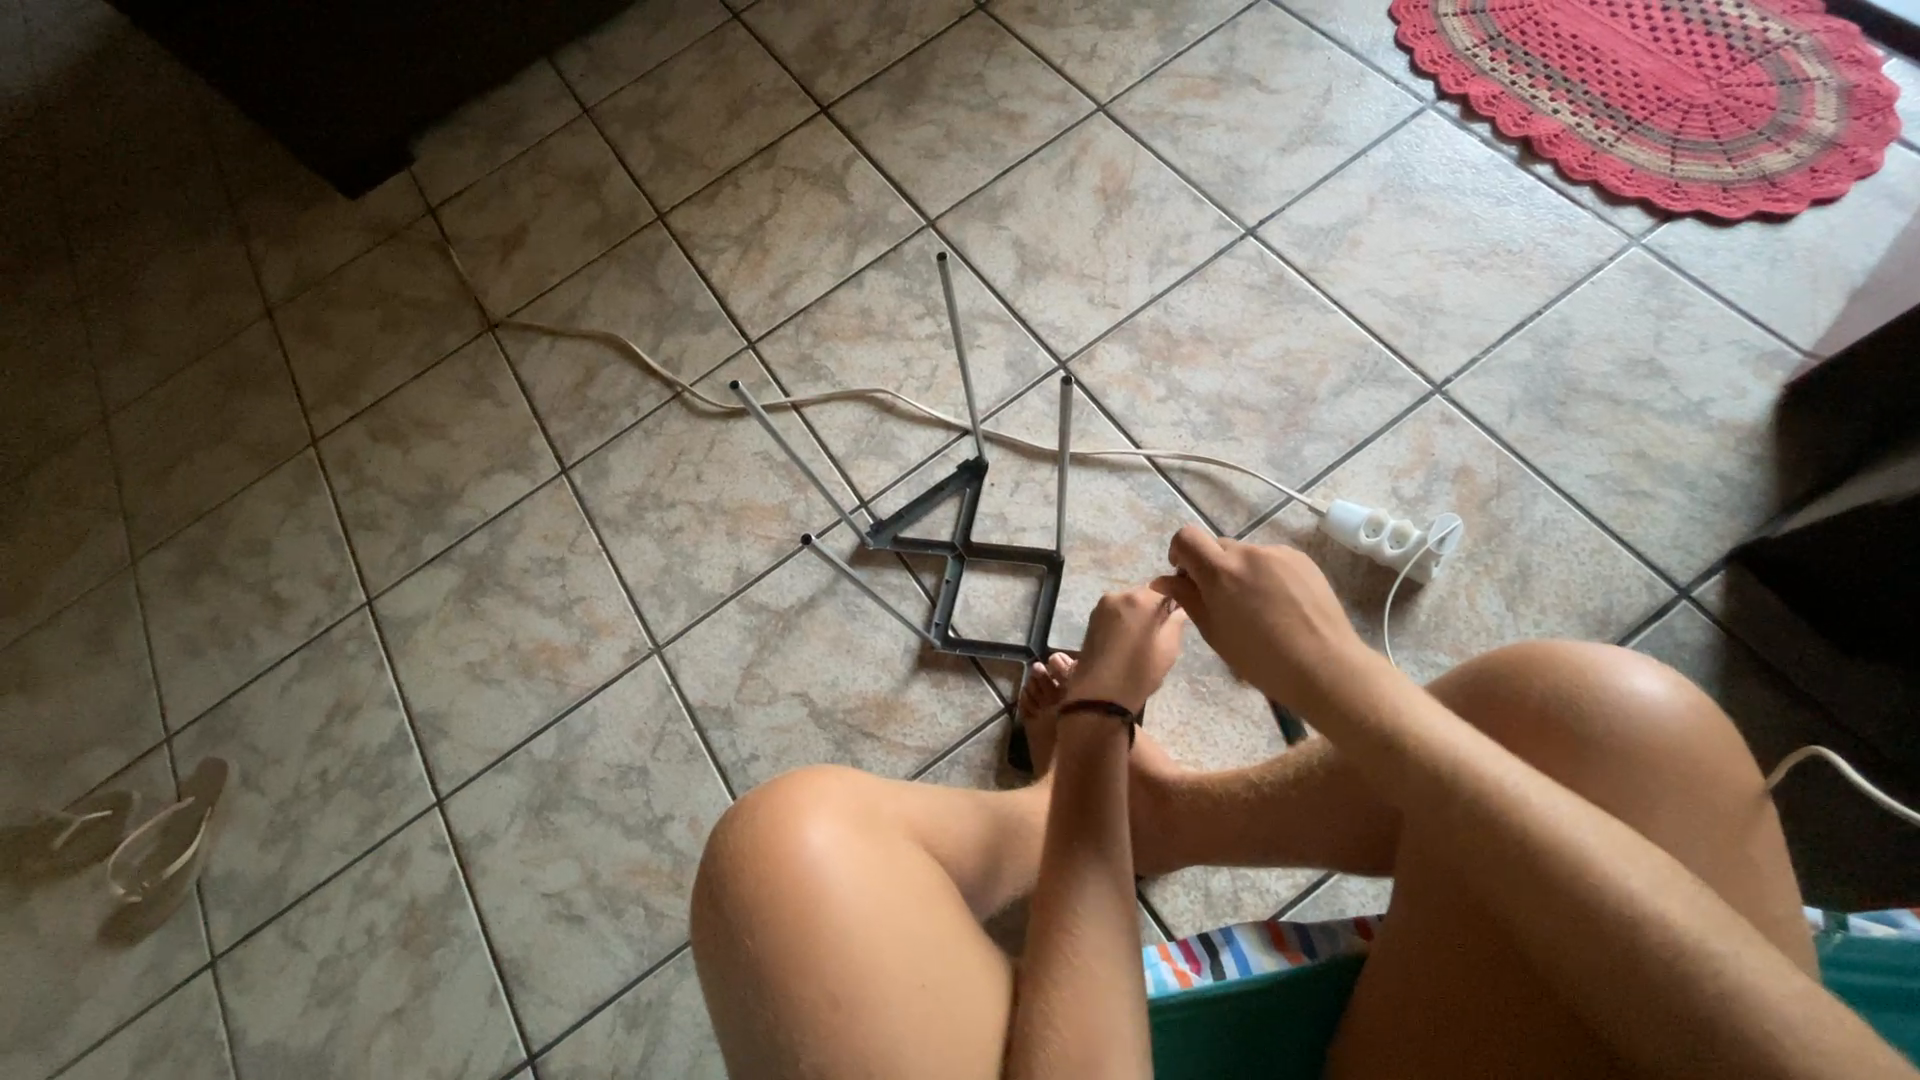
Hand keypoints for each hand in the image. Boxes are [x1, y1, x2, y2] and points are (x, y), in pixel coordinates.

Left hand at [1063, 585, 1188, 713]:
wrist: (1099, 694)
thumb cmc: (1139, 672)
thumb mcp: (1168, 649)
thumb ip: (1176, 622)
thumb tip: (1179, 609)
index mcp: (1139, 599)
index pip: (1166, 588)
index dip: (1174, 602)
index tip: (1177, 618)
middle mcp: (1118, 595)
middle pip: (1144, 594)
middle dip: (1154, 608)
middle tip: (1160, 632)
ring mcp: (1101, 606)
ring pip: (1128, 603)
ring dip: (1137, 615)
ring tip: (1142, 639)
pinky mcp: (1091, 618)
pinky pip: (1115, 612)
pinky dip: (1123, 621)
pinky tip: (1127, 641)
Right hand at [1152, 525, 1368, 707]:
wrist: (1324, 666)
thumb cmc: (1260, 658)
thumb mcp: (1214, 632)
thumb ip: (1187, 598)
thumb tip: (1163, 580)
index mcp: (1220, 571)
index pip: (1186, 536)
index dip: (1180, 552)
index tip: (1186, 576)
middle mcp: (1248, 553)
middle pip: (1217, 547)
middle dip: (1211, 567)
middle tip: (1222, 601)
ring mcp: (1278, 553)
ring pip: (1246, 555)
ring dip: (1240, 572)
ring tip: (1257, 607)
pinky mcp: (1301, 559)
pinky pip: (1271, 560)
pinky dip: (1266, 575)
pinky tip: (1280, 604)